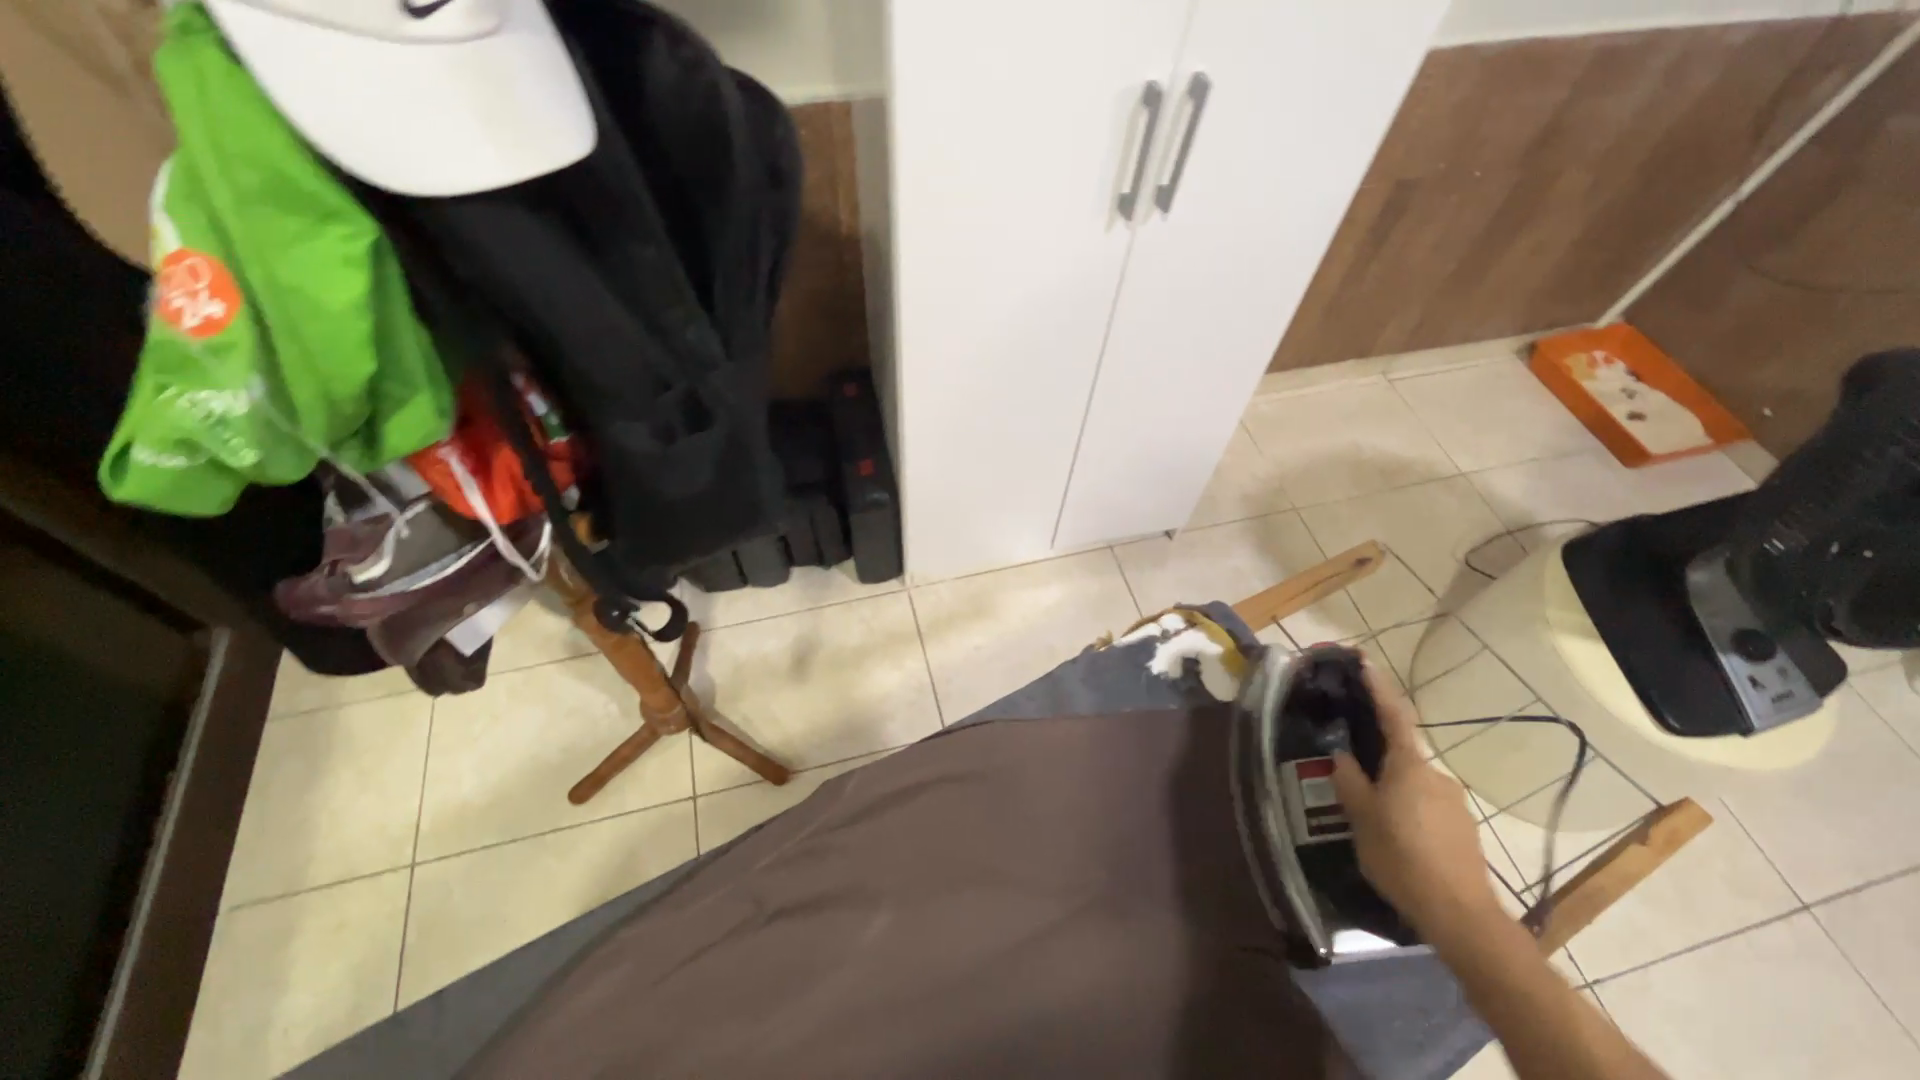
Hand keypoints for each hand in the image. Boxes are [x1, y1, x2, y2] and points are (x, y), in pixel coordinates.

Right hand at [1329, 663, 1502, 942]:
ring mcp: (1453, 802)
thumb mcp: (1360, 819)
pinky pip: (1426, 809)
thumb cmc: (1401, 857)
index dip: (1377, 687)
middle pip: (1400, 756)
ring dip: (1392, 794)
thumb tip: (1342, 756)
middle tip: (1352, 780)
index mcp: (1408, 766)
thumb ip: (1350, 783)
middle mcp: (1435, 775)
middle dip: (1377, 763)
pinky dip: (1408, 815)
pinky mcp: (1462, 829)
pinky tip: (1396, 842)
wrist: (1459, 912)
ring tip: (1371, 823)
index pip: (1392, 715)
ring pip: (1413, 786)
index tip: (1364, 660)